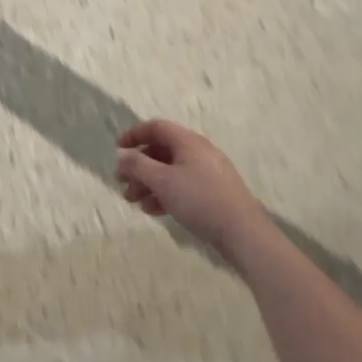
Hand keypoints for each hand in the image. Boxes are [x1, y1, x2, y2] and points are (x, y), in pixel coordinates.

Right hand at [115, 119, 269, 264]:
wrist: (244, 234)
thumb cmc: (200, 200)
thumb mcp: (163, 181)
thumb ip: (137, 165)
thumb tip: (120, 154)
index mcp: (188, 142)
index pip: (156, 128)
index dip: (134, 135)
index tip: (117, 150)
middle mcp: (199, 152)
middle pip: (161, 151)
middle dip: (139, 166)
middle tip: (122, 182)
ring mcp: (208, 173)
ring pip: (171, 171)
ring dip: (149, 183)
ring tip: (133, 201)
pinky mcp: (214, 193)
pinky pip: (183, 186)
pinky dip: (165, 194)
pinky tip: (153, 210)